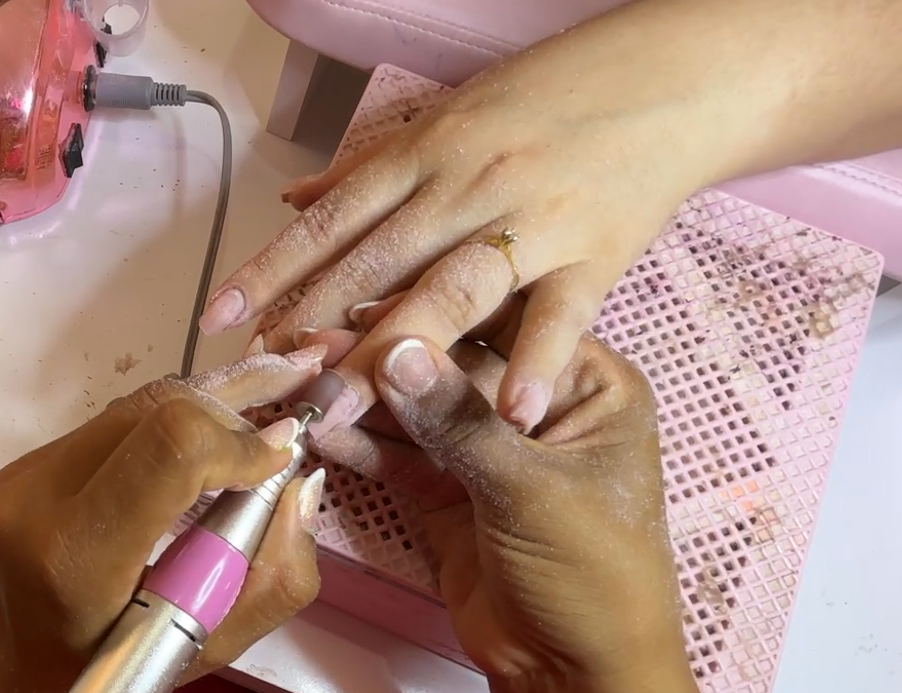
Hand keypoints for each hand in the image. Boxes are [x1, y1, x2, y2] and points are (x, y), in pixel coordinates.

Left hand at [0, 346, 329, 692]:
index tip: (278, 463)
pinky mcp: (26, 463)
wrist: (21, 666)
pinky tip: (200, 449)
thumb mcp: (210, 649)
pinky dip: (166, 431)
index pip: (169, 450)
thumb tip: (301, 485)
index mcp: (78, 557)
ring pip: (137, 408)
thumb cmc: (115, 672)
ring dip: (202, 419)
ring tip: (248, 436)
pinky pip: (115, 424)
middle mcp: (37, 500)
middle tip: (275, 438)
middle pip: (157, 412)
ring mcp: (24, 474)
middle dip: (229, 422)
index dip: (238, 443)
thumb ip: (274, 578)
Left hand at [200, 36, 740, 434]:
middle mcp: (464, 185)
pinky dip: (539, 362)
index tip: (218, 319)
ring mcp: (531, 218)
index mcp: (420, 155)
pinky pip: (562, 314)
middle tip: (268, 382)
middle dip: (313, 325)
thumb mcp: (443, 120)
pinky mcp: (598, 251)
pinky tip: (512, 414)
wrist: (683, 70)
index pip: (328, 222)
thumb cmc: (545, 99)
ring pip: (450, 288)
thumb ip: (364, 170)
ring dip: (396, 350)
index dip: (269, 271)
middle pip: (375, 263)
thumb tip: (292, 197)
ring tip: (346, 405)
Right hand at [310, 307, 690, 692]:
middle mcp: (530, 405)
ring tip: (309, 386)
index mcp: (584, 384)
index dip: (434, 315)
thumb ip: (457, 420)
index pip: (502, 328)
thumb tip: (394, 350)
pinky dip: (362, 448)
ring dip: (363, 405)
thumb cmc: (587, 571)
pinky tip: (323, 433)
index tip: (364, 307)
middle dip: (385, 364)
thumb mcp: (529, 488)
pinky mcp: (443, 489)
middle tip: (319, 348)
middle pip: (447, 370)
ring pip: (415, 414)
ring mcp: (480, 450)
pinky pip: (398, 458)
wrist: (567, 671)